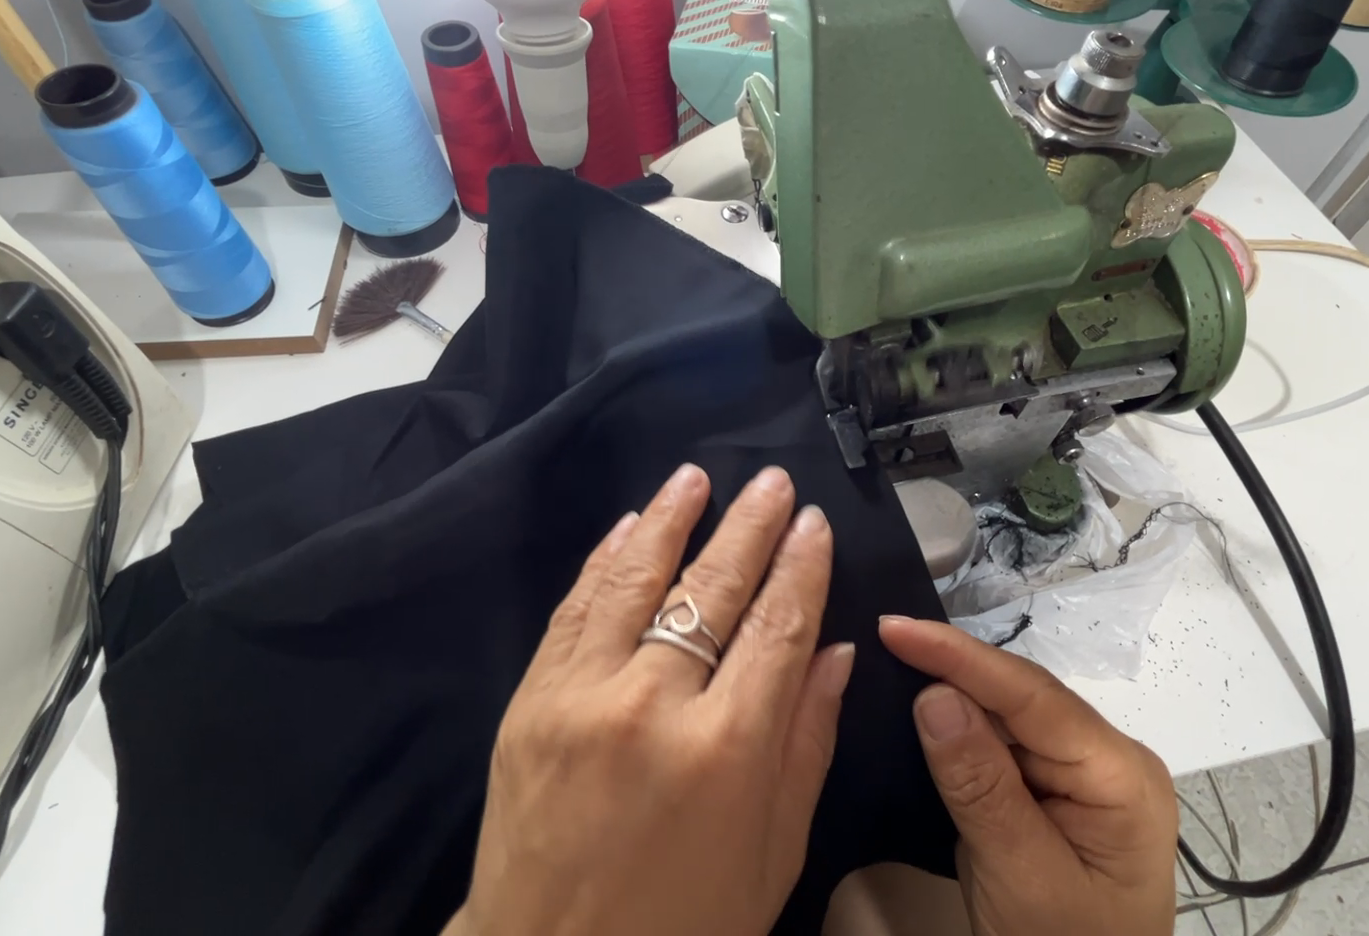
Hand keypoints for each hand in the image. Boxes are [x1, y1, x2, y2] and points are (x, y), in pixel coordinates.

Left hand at [451, 464, 856, 935]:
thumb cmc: (684, 918)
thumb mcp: (774, 847)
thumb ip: (808, 739)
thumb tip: (837, 649)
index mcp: (726, 750)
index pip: (776, 627)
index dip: (801, 568)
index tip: (815, 523)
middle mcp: (652, 706)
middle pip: (710, 590)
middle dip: (749, 527)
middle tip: (773, 482)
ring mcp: (580, 694)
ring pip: (635, 580)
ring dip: (670, 521)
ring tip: (697, 477)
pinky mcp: (531, 696)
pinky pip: (575, 608)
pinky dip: (605, 560)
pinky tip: (630, 525)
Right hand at [879, 617, 1176, 935]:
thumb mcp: (1020, 879)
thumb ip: (979, 786)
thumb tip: (931, 694)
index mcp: (1119, 775)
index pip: (1032, 695)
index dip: (960, 656)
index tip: (896, 628)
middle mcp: (1104, 757)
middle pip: (1017, 694)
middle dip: (951, 664)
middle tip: (883, 635)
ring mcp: (1076, 771)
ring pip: (1002, 711)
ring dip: (948, 688)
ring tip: (891, 654)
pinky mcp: (1045, 786)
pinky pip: (995, 739)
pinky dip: (954, 724)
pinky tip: (919, 702)